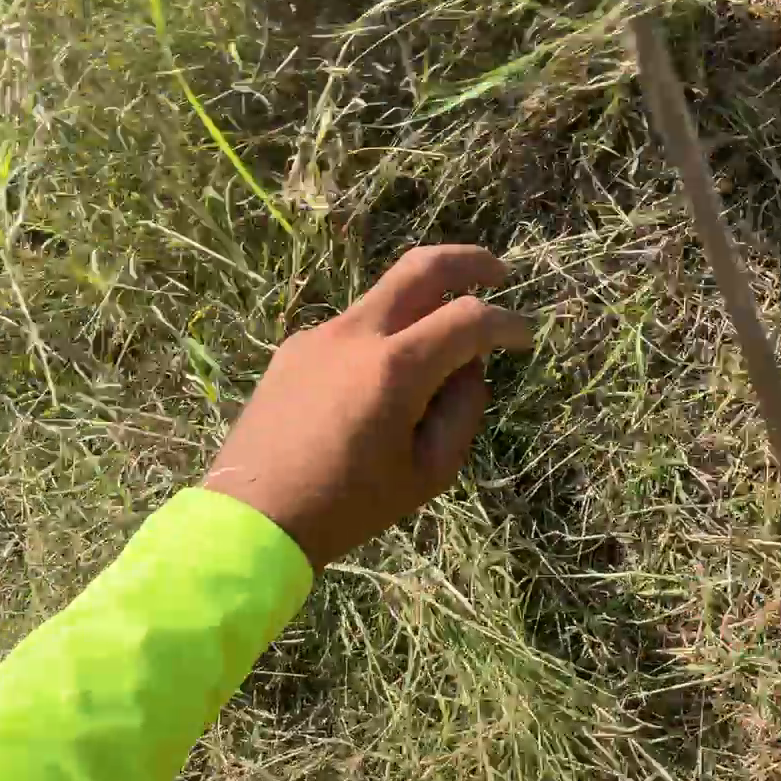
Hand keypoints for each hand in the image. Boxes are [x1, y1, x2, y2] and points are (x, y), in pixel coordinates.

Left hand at [204, 245, 531, 568]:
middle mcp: (356, 334)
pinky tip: (381, 388)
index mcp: (395, 368)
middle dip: (467, 262)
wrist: (255, 518)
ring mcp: (320, 335)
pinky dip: (385, 341)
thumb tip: (468, 369)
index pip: (468, 320)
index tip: (525, 337)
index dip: (507, 323)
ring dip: (423, 308)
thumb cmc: (350, 506)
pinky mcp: (295, 349)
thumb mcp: (428, 473)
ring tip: (439, 356)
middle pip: (420, 266)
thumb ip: (462, 410)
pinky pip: (355, 331)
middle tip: (497, 272)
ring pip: (386, 298)